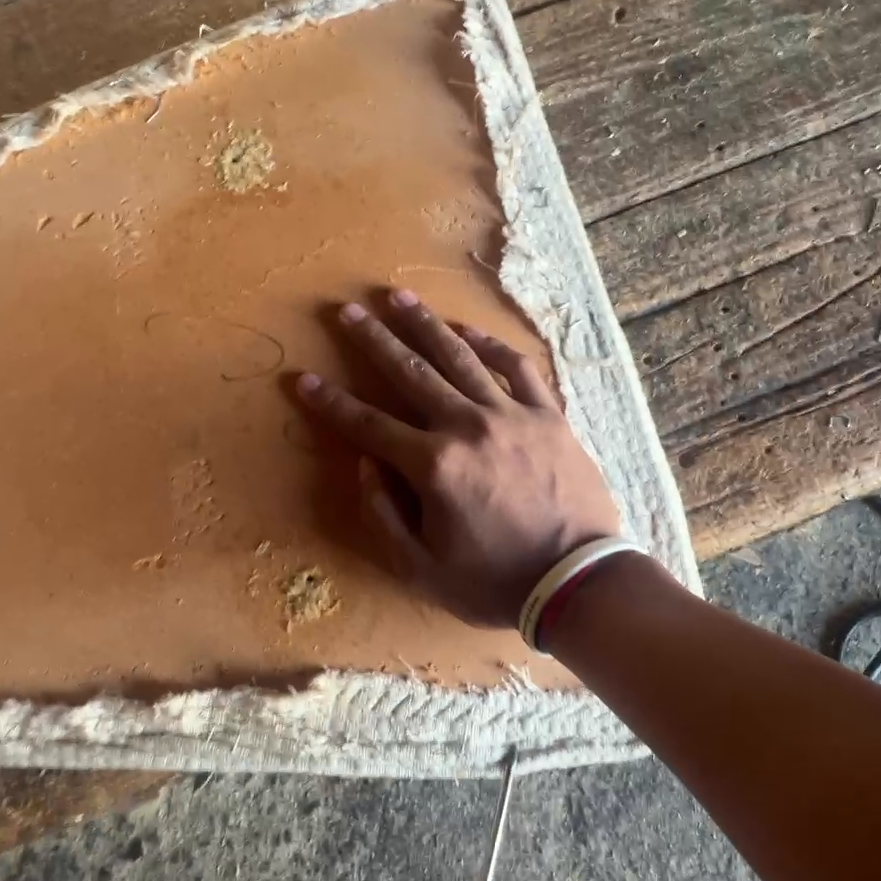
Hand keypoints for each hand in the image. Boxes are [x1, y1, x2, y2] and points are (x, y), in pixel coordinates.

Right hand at [293, 289, 620, 629]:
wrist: (578, 582)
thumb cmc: (496, 582)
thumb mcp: (422, 568)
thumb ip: (384, 514)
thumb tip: (364, 464)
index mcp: (434, 466)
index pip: (368, 424)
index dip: (330, 402)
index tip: (303, 379)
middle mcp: (468, 426)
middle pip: (410, 372)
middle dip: (373, 339)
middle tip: (346, 310)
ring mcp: (512, 415)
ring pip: (460, 357)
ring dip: (425, 324)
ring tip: (398, 297)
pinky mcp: (549, 415)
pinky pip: (516, 367)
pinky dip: (490, 345)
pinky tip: (466, 331)